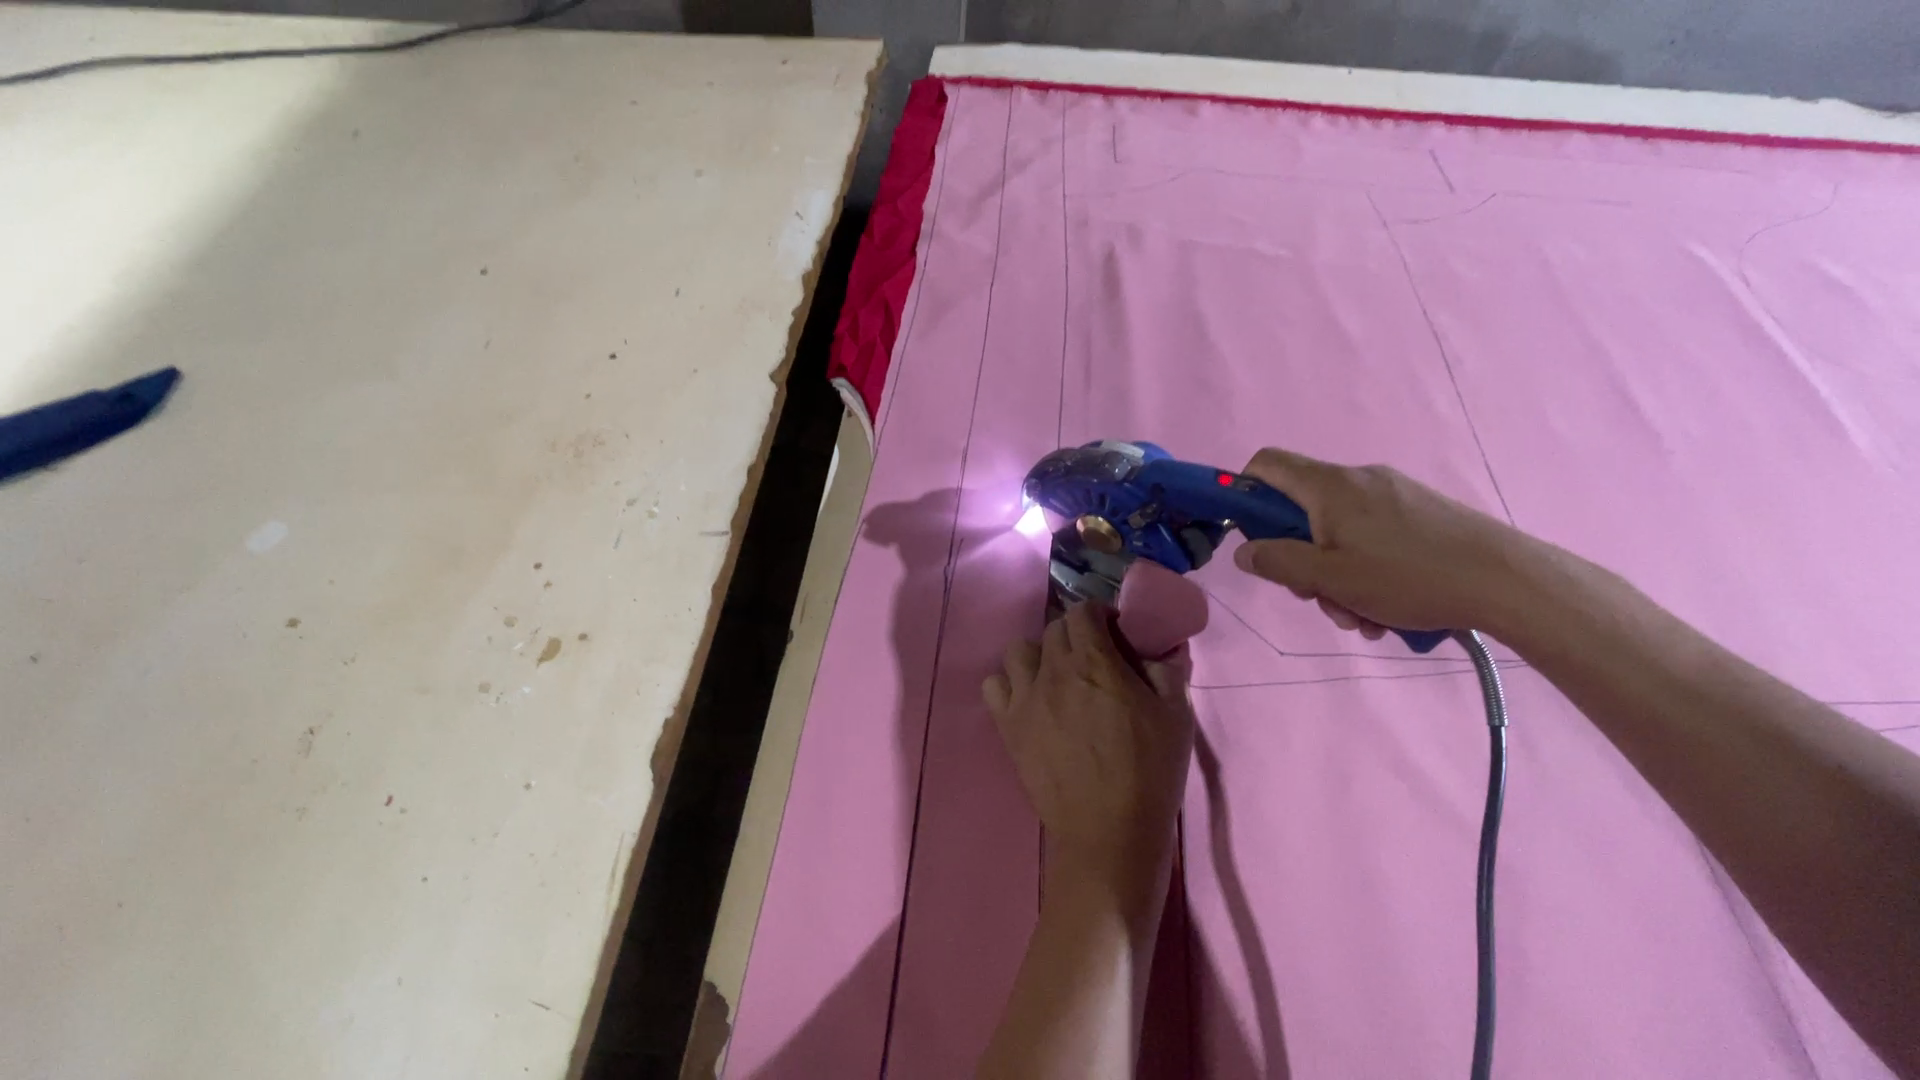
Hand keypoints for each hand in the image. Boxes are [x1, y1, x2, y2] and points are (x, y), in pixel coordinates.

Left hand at [983, 601, 1194, 911]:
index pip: (1083, 611)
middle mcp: (1053, 671)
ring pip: (1018, 651)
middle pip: (1053, 629)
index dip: (1100, 615)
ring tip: (1058, 678)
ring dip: (1039, 656)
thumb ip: (1167, 671)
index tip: (1115, 633)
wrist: (1107, 832)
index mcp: (1095, 662)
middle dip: (1075, 634)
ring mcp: (1025, 699)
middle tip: (1094, 659)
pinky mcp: (1008, 726)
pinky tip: (1030, 701)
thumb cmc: (1149, 772)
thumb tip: (1161, 648)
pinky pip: (993, 685)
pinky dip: (1009, 685)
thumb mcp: (1176, 716)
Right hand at [1234, 447, 1537, 636]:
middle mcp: (1358, 479)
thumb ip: (1278, 562)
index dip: (1244, 493)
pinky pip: (1373, 537)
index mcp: (1329, 486)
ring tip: (1362, 618)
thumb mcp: (1330, 578)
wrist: (1506, 580)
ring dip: (1337, 576)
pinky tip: (1387, 609)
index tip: (1251, 537)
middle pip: (1302, 509)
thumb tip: (1243, 551)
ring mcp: (1393, 494)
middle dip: (1300, 557)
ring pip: (1340, 532)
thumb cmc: (1407, 577)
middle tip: (1315, 596)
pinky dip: (1367, 571)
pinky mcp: (1421, 513)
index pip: (1266, 464)